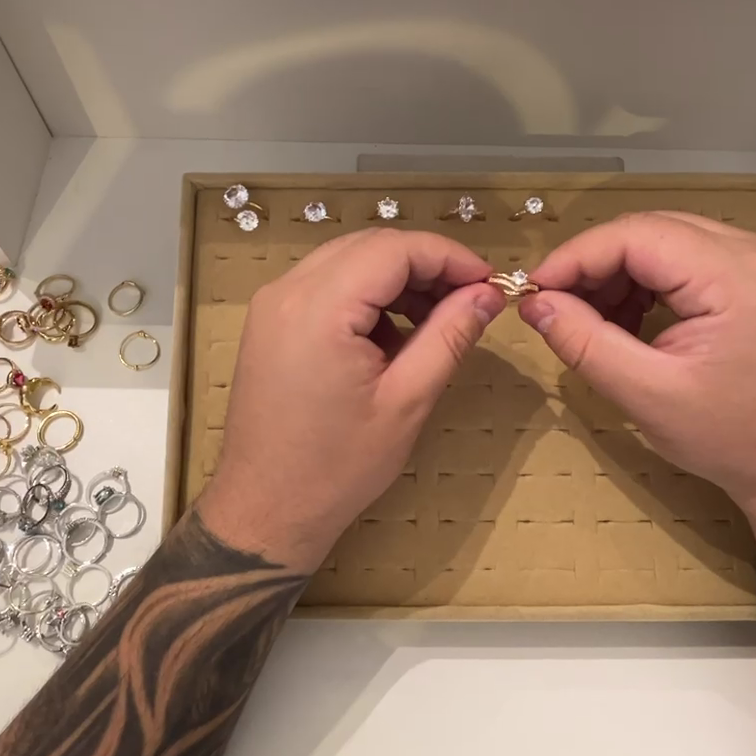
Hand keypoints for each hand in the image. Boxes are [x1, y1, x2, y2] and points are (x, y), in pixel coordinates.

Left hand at [202, 229, 505, 567]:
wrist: (266, 508)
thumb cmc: (338, 466)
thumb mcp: (407, 401)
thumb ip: (449, 336)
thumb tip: (487, 295)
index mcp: (319, 306)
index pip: (394, 249)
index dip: (448, 257)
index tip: (489, 282)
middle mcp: (287, 290)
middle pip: (369, 247)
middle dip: (425, 264)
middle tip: (469, 298)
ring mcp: (272, 304)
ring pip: (347, 261)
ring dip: (396, 279)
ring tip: (437, 319)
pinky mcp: (269, 322)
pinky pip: (326, 285)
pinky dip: (365, 296)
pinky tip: (392, 335)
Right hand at [518, 211, 755, 519]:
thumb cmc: (731, 438)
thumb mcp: (646, 395)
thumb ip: (584, 343)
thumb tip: (535, 304)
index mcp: (733, 274)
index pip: (635, 235)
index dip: (576, 257)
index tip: (533, 291)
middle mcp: (749, 251)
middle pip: (647, 231)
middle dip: (593, 265)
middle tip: (555, 307)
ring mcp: (755, 262)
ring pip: (661, 243)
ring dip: (615, 275)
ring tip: (589, 322)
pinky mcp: (751, 279)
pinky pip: (681, 261)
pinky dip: (643, 284)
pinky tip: (625, 322)